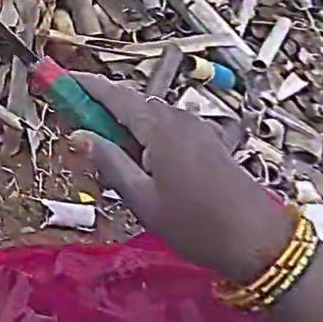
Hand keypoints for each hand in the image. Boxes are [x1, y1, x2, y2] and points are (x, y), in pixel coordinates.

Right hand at [69, 75, 296, 280]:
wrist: (263, 243)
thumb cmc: (197, 224)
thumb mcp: (142, 199)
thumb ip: (109, 162)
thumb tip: (79, 136)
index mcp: (158, 125)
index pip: (111, 94)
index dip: (83, 84)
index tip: (59, 78)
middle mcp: (176, 116)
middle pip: (129, 103)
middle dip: (101, 110)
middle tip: (79, 131)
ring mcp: (195, 126)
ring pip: (148, 116)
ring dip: (124, 126)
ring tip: (112, 158)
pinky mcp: (207, 140)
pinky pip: (165, 127)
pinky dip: (145, 135)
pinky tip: (143, 165)